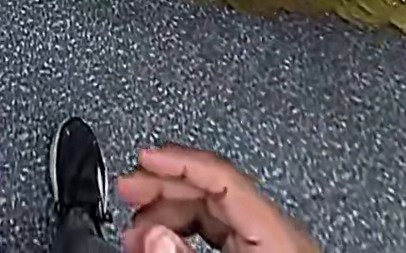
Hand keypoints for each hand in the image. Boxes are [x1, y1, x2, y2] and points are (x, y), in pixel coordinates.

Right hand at [118, 145, 320, 252]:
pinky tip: (167, 242)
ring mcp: (271, 248)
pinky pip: (219, 234)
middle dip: (166, 187)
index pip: (220, 176)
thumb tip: (153, 234)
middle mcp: (276, 234)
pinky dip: (187, 233)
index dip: (179, 162)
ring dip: (172, 213)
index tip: (145, 160)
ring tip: (137, 230)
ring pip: (213, 213)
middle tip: (129, 189)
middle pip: (213, 191)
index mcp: (275, 233)